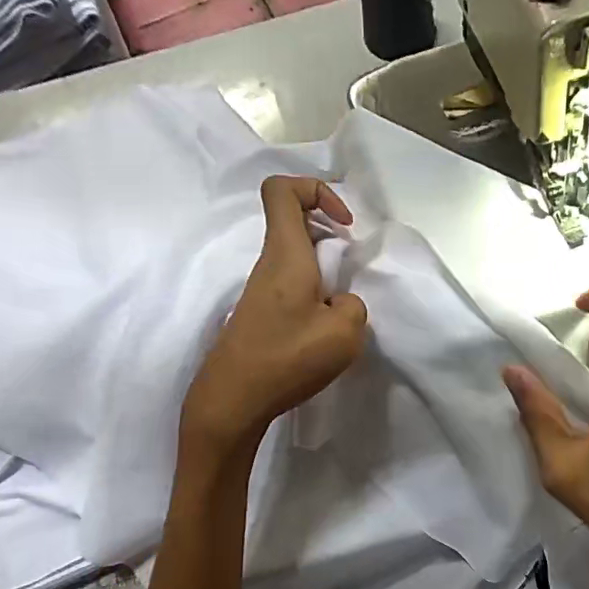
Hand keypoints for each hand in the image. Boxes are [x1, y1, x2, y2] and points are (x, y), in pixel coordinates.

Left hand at [181, 176, 368, 453]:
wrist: (234, 398)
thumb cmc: (288, 357)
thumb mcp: (345, 333)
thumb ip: (354, 307)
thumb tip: (340, 304)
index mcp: (286, 254)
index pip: (282, 190)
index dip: (316, 190)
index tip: (344, 224)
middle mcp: (269, 264)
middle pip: (293, 223)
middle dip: (328, 233)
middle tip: (350, 263)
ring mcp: (261, 291)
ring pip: (295, 259)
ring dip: (324, 271)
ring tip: (342, 307)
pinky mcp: (260, 316)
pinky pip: (291, 288)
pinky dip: (313, 296)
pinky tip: (324, 331)